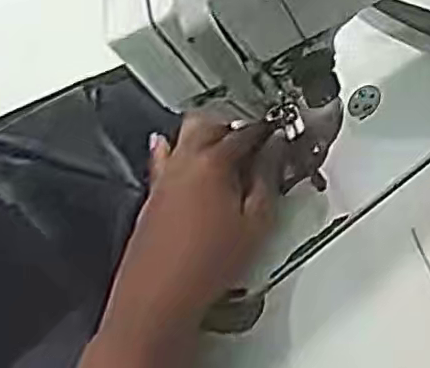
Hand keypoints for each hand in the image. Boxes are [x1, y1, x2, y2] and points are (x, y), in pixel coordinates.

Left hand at [84, 114, 284, 364]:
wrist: (155, 306)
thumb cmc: (204, 268)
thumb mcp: (256, 222)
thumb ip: (268, 179)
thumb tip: (275, 153)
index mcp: (214, 162)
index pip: (247, 131)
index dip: (267, 129)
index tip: (278, 132)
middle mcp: (185, 163)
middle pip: (213, 122)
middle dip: (236, 123)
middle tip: (255, 134)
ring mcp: (164, 179)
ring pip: (186, 134)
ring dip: (208, 132)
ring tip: (226, 140)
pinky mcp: (151, 198)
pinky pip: (163, 158)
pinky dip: (173, 149)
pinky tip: (172, 148)